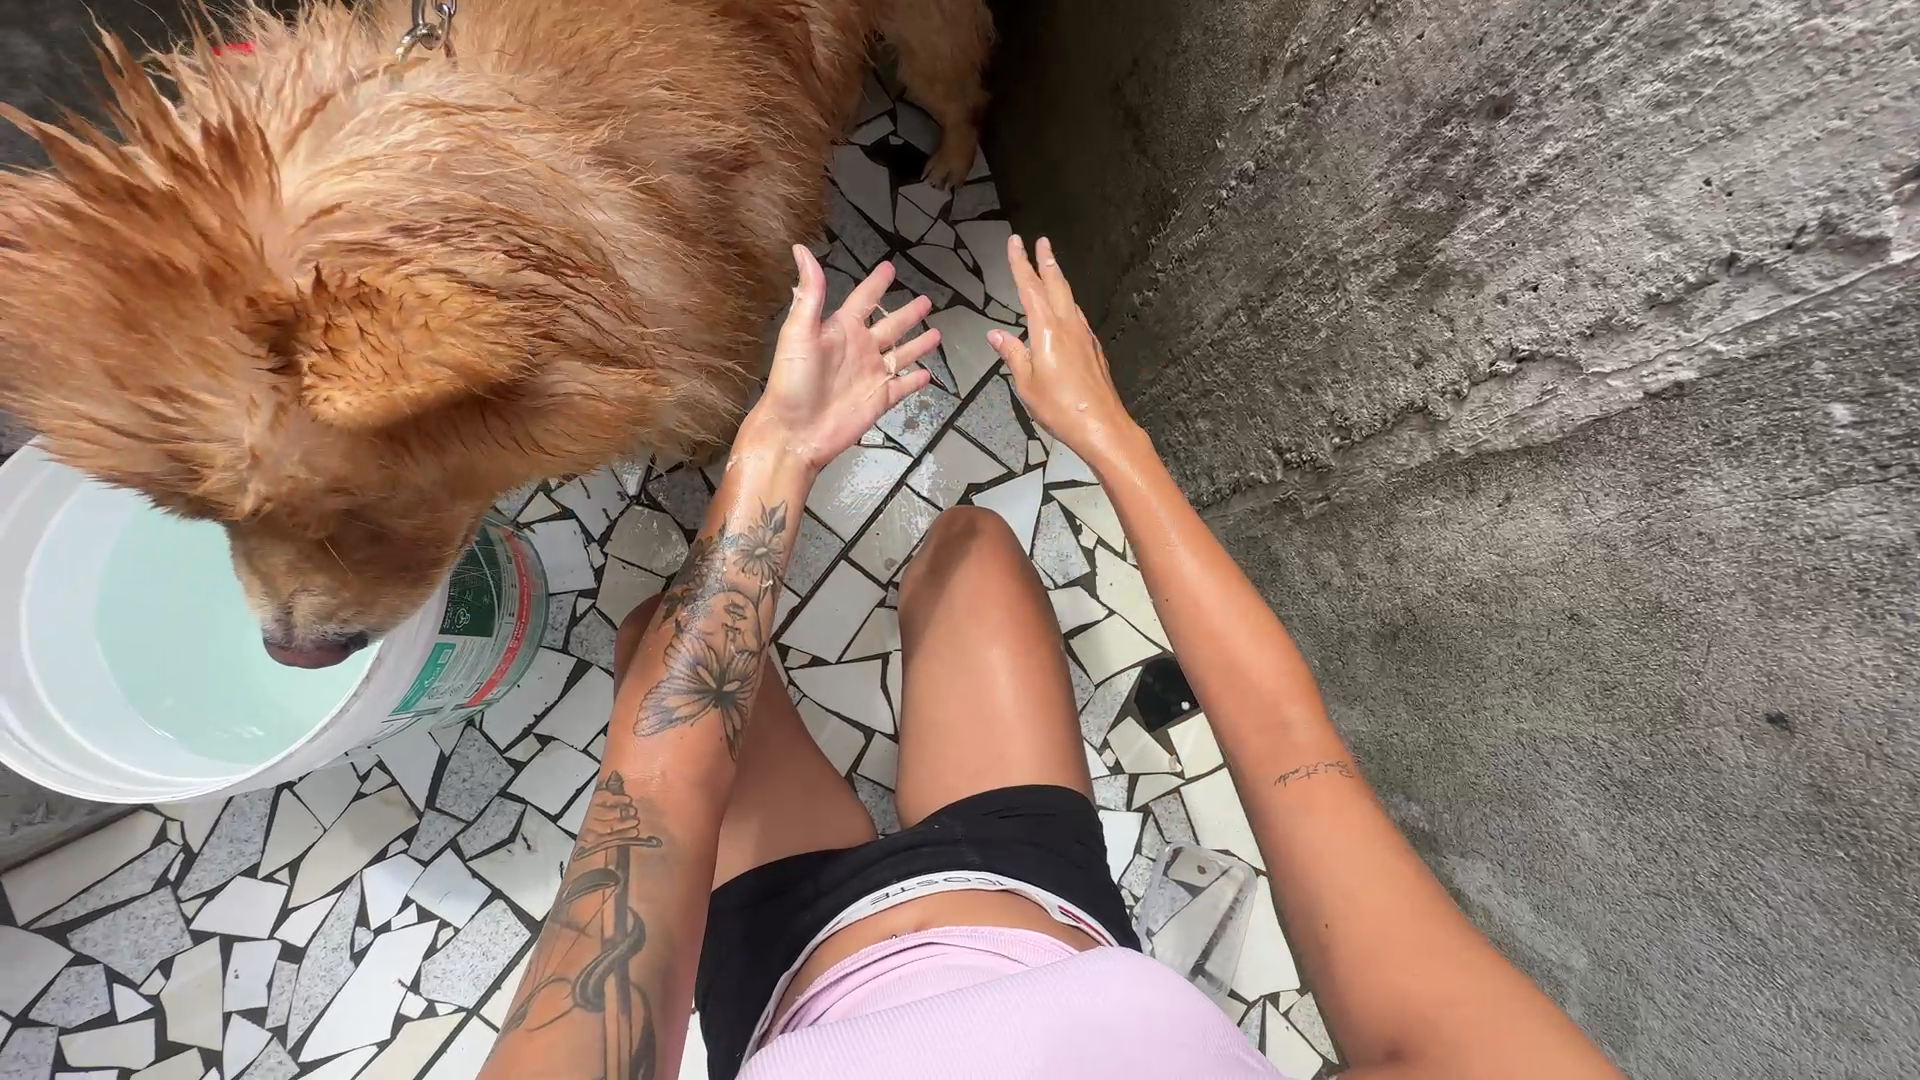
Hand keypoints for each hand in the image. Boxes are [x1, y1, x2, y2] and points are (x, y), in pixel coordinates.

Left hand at [736, 247, 939, 471]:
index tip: (890, 268)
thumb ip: (809, 293)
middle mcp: (860, 350)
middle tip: (926, 301)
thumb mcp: (798, 332)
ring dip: (919, 344)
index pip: (864, 299)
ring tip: (937, 333)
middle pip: (891, 326)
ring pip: (902, 354)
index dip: (877, 284)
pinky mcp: (880, 399)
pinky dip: (916, 381)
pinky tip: (927, 374)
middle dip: (908, 313)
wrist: (795, 431)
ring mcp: (872, 375)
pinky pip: (903, 386)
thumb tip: (802, 250)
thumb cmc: (791, 382)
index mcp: (841, 330)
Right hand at [987, 236, 1140, 462]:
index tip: (1015, 242)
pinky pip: (1077, 317)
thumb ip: (1012, 354)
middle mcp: (1068, 326)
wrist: (1101, 425)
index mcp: (1047, 330)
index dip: (1020, 264)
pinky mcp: (1093, 350)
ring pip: (1069, 299)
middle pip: (1056, 285)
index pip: (1030, 288)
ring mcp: (1084, 336)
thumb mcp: (1026, 383)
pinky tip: (1066, 311)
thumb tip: (996, 335)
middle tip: (1042, 241)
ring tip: (1051, 269)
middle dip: (1046, 262)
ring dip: (1059, 280)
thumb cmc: (1059, 407)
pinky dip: (1068, 304)